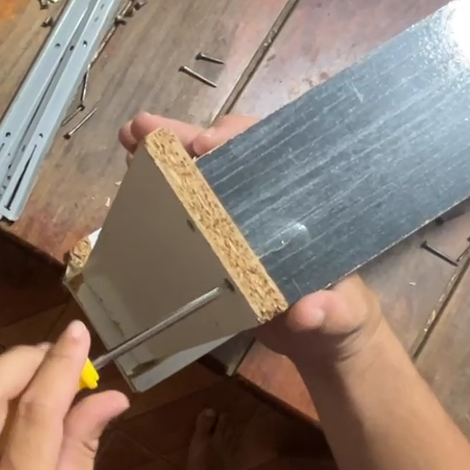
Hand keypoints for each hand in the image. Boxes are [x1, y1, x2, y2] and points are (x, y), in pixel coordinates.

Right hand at [118, 112, 384, 373]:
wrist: (321, 340)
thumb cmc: (341, 318)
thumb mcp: (341, 315)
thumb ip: (331, 311)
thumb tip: (309, 311)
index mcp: (299, 204)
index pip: (269, 155)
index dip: (236, 141)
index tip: (205, 145)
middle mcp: (265, 201)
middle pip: (223, 158)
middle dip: (182, 138)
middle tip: (141, 128)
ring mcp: (236, 219)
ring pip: (199, 175)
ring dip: (163, 154)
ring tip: (128, 139)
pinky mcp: (215, 241)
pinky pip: (186, 208)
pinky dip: (158, 189)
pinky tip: (130, 175)